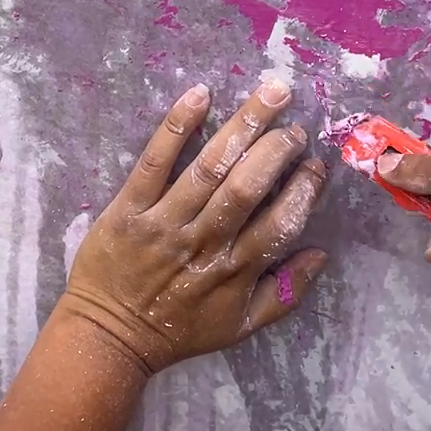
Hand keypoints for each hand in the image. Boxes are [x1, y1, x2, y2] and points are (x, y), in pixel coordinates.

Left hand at [54, 79, 329, 377]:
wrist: (108, 336)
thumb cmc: (177, 330)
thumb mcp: (238, 327)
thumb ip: (284, 295)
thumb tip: (322, 254)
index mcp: (234, 270)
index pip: (280, 222)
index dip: (303, 189)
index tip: (317, 163)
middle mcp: (203, 241)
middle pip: (247, 187)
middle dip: (277, 150)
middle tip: (296, 126)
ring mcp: (165, 221)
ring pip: (209, 168)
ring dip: (244, 126)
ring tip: (271, 93)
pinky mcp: (129, 207)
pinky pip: (155, 161)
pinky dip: (178, 126)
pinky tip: (201, 94)